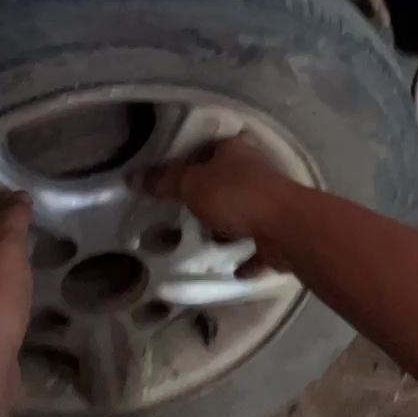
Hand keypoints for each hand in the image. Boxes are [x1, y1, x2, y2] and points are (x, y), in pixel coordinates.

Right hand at [140, 137, 302, 269]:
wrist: (286, 228)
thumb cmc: (235, 195)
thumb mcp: (191, 185)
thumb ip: (164, 182)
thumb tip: (132, 177)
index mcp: (234, 150)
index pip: (208, 148)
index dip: (190, 161)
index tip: (174, 179)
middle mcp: (255, 171)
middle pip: (226, 180)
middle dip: (209, 196)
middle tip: (185, 211)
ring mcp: (270, 201)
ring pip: (242, 211)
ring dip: (228, 226)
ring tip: (205, 239)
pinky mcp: (279, 231)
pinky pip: (257, 244)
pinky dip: (247, 256)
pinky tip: (234, 268)